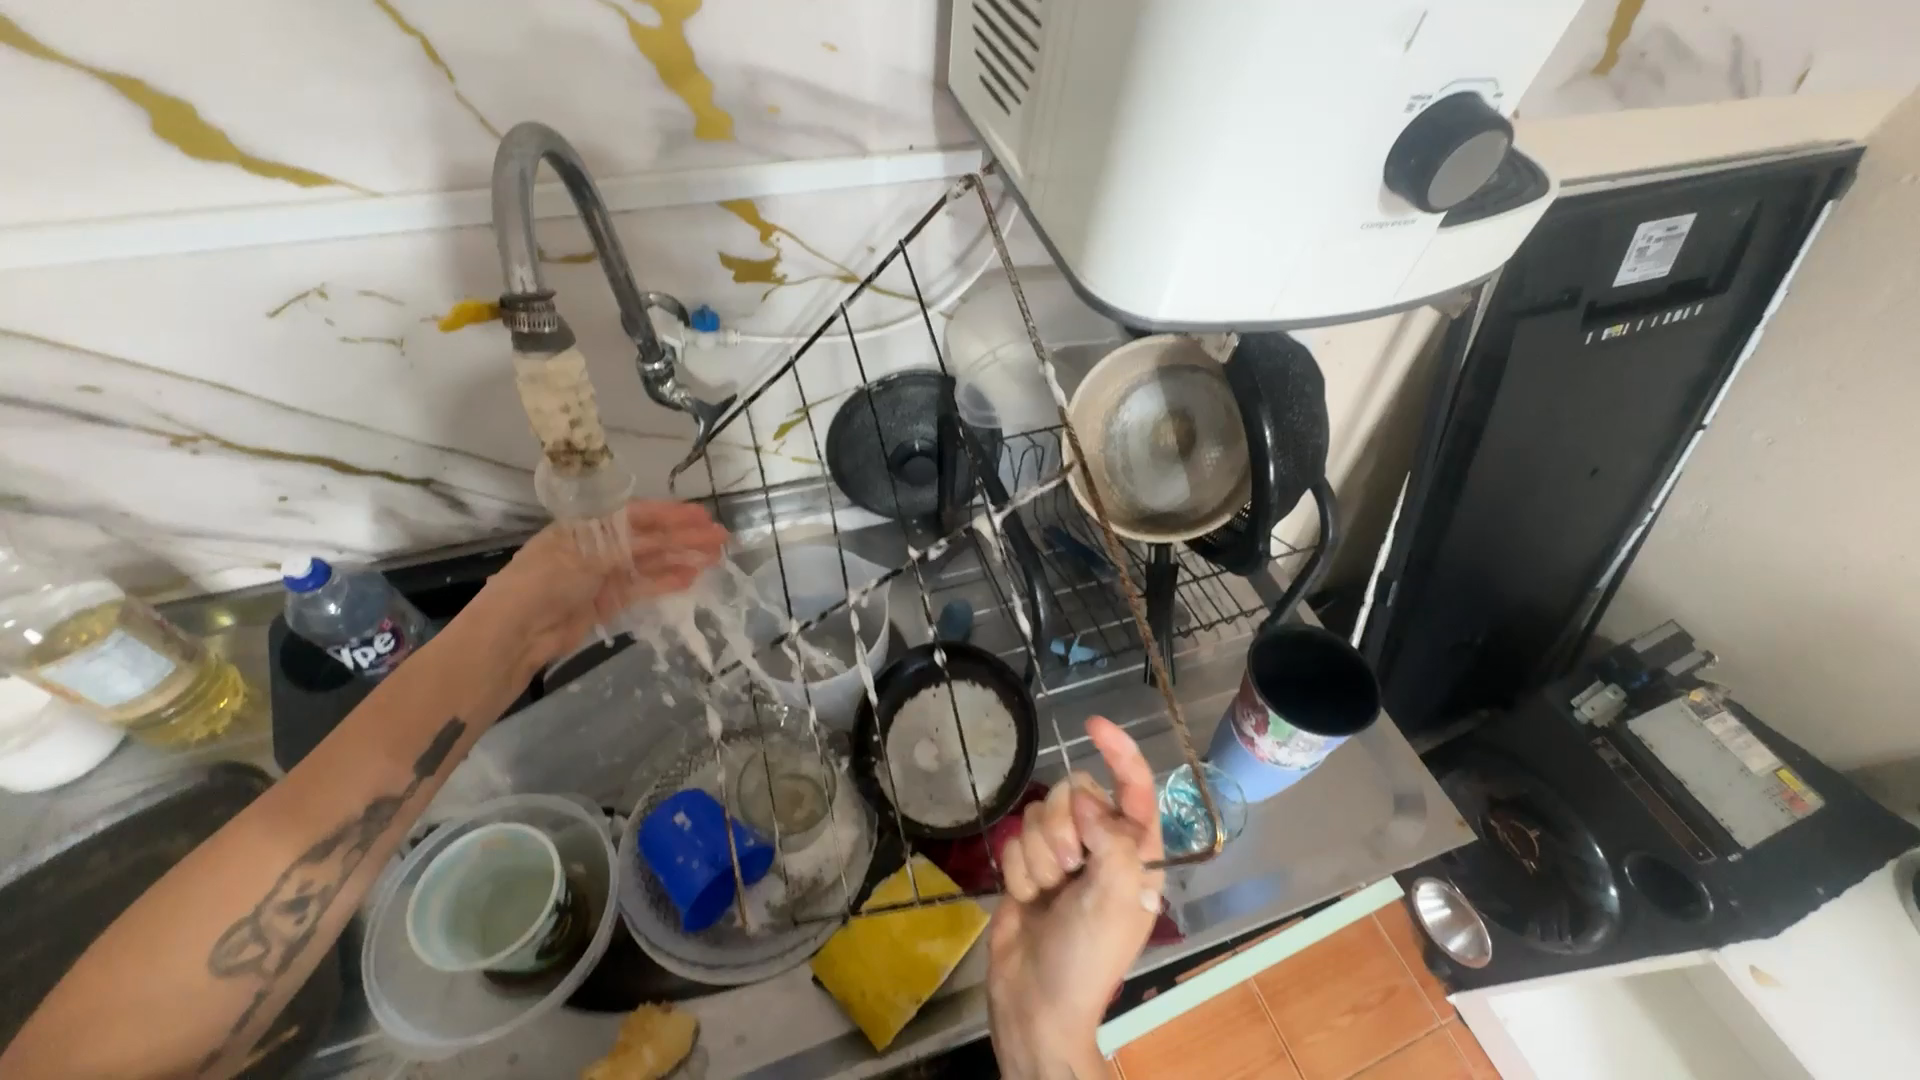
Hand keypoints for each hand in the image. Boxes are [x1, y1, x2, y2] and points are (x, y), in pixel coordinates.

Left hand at [467, 499, 727, 677]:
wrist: (515, 633)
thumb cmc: (542, 584)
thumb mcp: (584, 556)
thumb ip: (626, 547)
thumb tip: (665, 538)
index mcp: (586, 526)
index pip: (636, 515)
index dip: (670, 514)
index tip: (701, 516)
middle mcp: (598, 547)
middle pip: (649, 538)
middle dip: (685, 537)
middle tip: (720, 537)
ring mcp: (604, 575)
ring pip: (652, 562)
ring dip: (682, 558)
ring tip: (714, 558)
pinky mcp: (609, 602)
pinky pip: (644, 587)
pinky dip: (667, 582)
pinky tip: (691, 577)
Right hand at [987, 716, 1164, 1079]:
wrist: (1034, 1001)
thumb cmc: (1087, 958)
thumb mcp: (1115, 901)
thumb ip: (1112, 841)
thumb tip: (1088, 800)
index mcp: (1135, 851)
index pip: (1133, 787)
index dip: (1119, 752)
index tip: (1093, 725)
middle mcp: (1100, 844)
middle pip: (1075, 792)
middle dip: (1063, 829)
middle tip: (1067, 871)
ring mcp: (1062, 854)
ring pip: (1040, 813)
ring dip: (1038, 855)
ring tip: (1047, 892)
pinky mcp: (1027, 863)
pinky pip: (1015, 838)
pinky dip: (1017, 869)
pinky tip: (1026, 898)